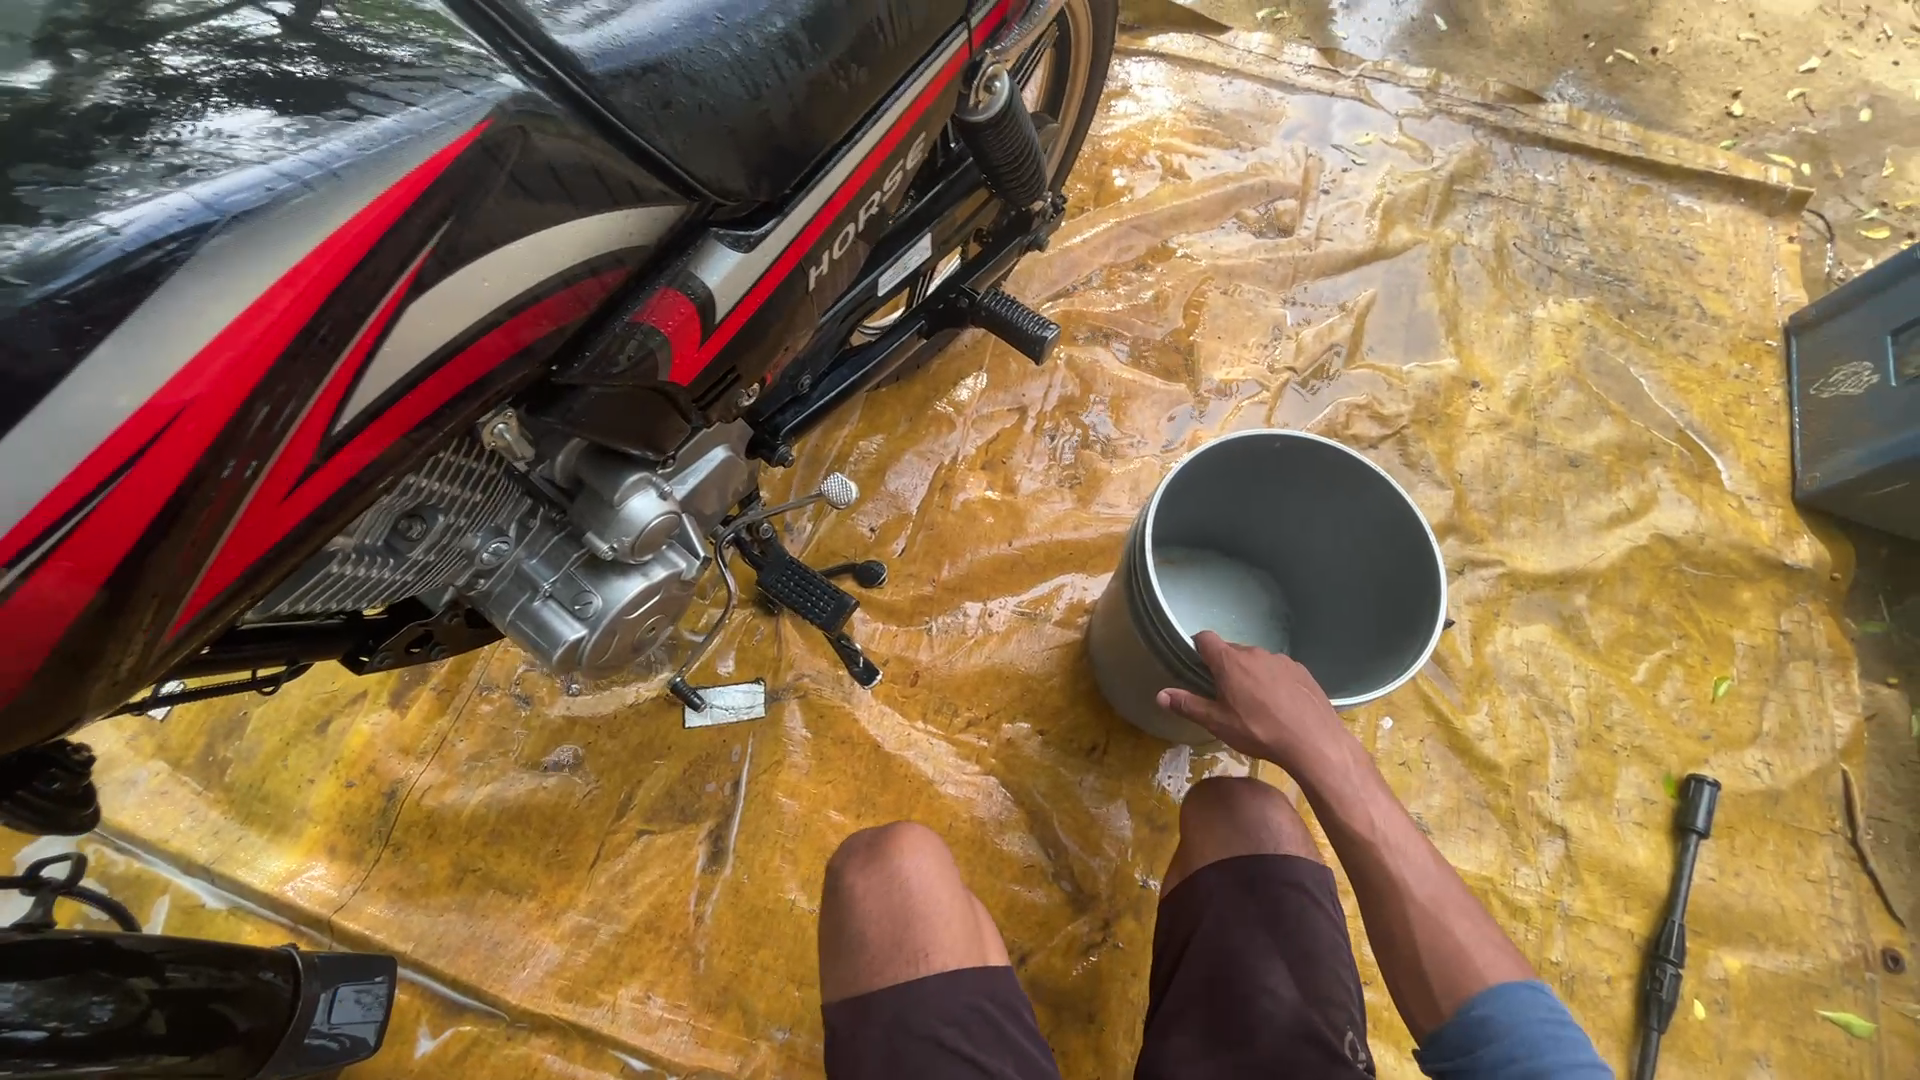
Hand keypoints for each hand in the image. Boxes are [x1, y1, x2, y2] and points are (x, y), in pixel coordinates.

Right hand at [1157, 632, 1357, 778]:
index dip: (1197, 647)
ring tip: (1254, 704)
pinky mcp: (1302, 671)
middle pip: (1231, 651)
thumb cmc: (1259, 732)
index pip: (1205, 638)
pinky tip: (1279, 706)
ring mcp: (1281, 660)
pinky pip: (1279, 670)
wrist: (1314, 742)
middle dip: (1224, 666)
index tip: (1196, 664)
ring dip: (1250, 674)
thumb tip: (1160, 695)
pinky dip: (1273, 681)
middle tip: (1224, 694)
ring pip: (1257, 661)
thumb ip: (1188, 705)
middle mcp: (1255, 653)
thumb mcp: (1218, 723)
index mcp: (1230, 662)